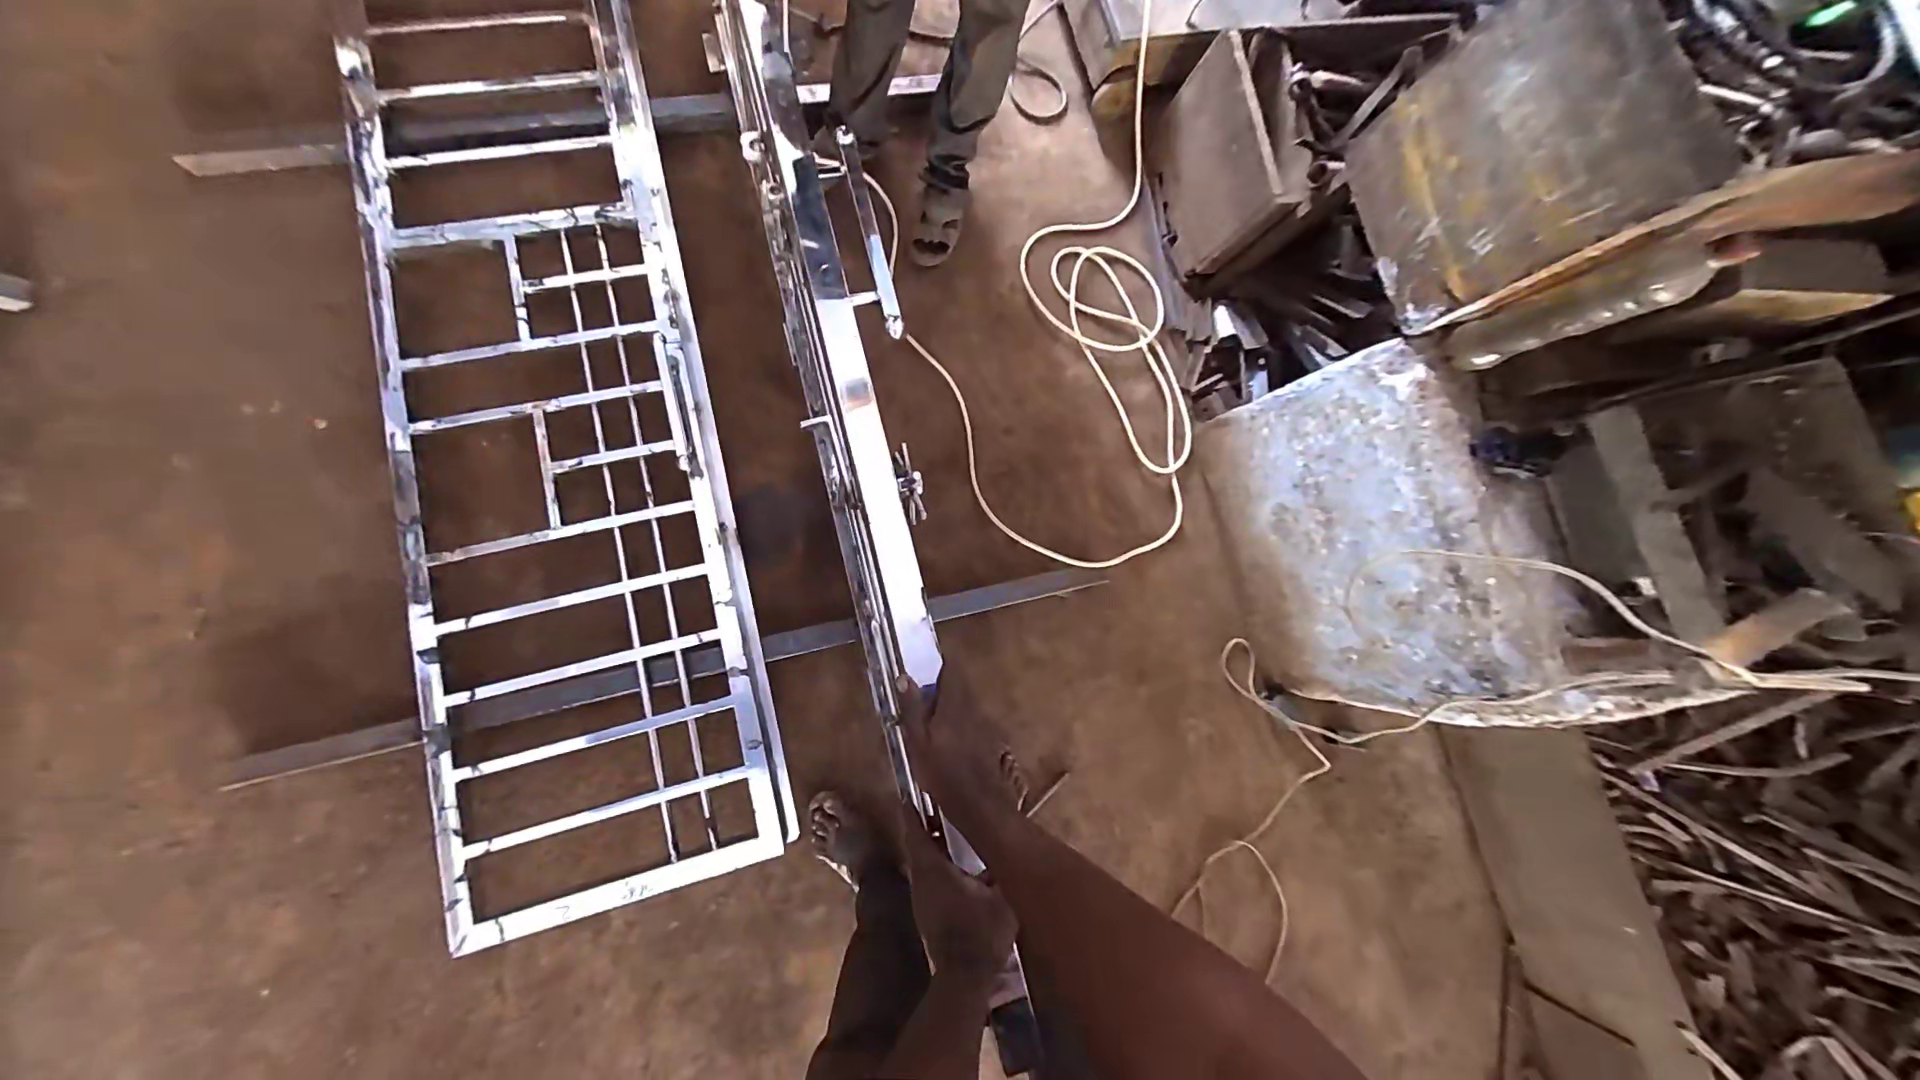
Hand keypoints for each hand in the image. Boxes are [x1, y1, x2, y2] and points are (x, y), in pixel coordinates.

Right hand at [896, 672, 1023, 839]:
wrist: (980, 806)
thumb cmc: (943, 774)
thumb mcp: (918, 743)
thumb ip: (912, 708)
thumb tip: (903, 677)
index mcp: (955, 703)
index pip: (952, 669)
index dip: (939, 664)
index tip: (924, 667)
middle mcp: (974, 707)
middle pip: (960, 686)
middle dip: (942, 688)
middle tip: (922, 701)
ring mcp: (986, 724)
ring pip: (967, 705)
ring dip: (951, 708)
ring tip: (933, 727)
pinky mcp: (992, 740)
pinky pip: (973, 723)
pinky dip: (961, 726)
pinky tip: (951, 746)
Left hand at [897, 799, 1017, 978]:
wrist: (963, 977)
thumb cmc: (982, 932)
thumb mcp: (1001, 897)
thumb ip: (1000, 871)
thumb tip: (1005, 852)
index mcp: (934, 869)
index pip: (916, 832)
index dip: (912, 812)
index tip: (910, 794)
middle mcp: (921, 881)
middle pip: (916, 846)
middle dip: (922, 826)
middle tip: (933, 807)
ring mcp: (920, 900)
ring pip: (920, 865)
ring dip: (929, 847)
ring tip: (944, 833)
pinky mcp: (925, 916)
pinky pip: (926, 880)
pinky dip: (934, 867)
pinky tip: (952, 869)